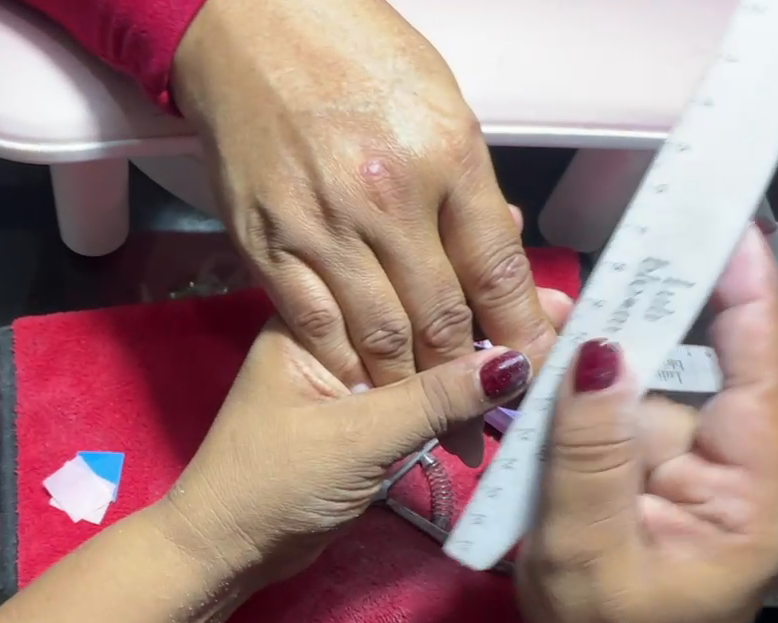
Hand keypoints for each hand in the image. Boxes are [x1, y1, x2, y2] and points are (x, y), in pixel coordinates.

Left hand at [159, 316, 546, 585]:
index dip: (471, 283)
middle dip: (487, 321)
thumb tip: (522, 358)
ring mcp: (347, 382)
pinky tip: (500, 392)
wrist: (230, 548)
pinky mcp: (358, 421)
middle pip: (421, 318)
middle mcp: (334, 339)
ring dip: (477, 366)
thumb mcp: (357, 438)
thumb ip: (434, 398)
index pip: (402, 282)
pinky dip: (454, 401)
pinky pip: (416, 400)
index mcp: (316, 321)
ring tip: (547, 350)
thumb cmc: (275, 485)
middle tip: (562, 313)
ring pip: (423, 362)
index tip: (538, 283)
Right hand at [172, 0, 556, 403]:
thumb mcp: (435, 103)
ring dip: (407, 390)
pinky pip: (315, 325)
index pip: (496, 267)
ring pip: (377, 333)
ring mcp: (321, 228)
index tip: (532, 374)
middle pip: (440, 315)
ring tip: (429, 428)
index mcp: (444, 153)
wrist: (245, 31)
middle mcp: (386, 198)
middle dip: (466, 382)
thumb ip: (465, 189)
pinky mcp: (267, 248)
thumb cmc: (348, 55)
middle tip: (483, 428)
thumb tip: (494, 263)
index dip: (521, 332)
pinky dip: (344, 366)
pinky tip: (363, 391)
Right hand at [517, 230, 777, 622]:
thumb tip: (594, 354)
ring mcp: (704, 482)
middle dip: (622, 359)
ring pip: (641, 415)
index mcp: (754, 498)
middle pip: (684, 391)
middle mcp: (744, 476)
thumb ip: (588, 456)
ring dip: (583, 406)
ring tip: (524, 401)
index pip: (762, 379)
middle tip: (559, 317)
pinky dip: (578, 435)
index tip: (723, 227)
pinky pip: (621, 441)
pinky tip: (538, 441)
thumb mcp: (584, 553)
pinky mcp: (668, 489)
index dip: (746, 299)